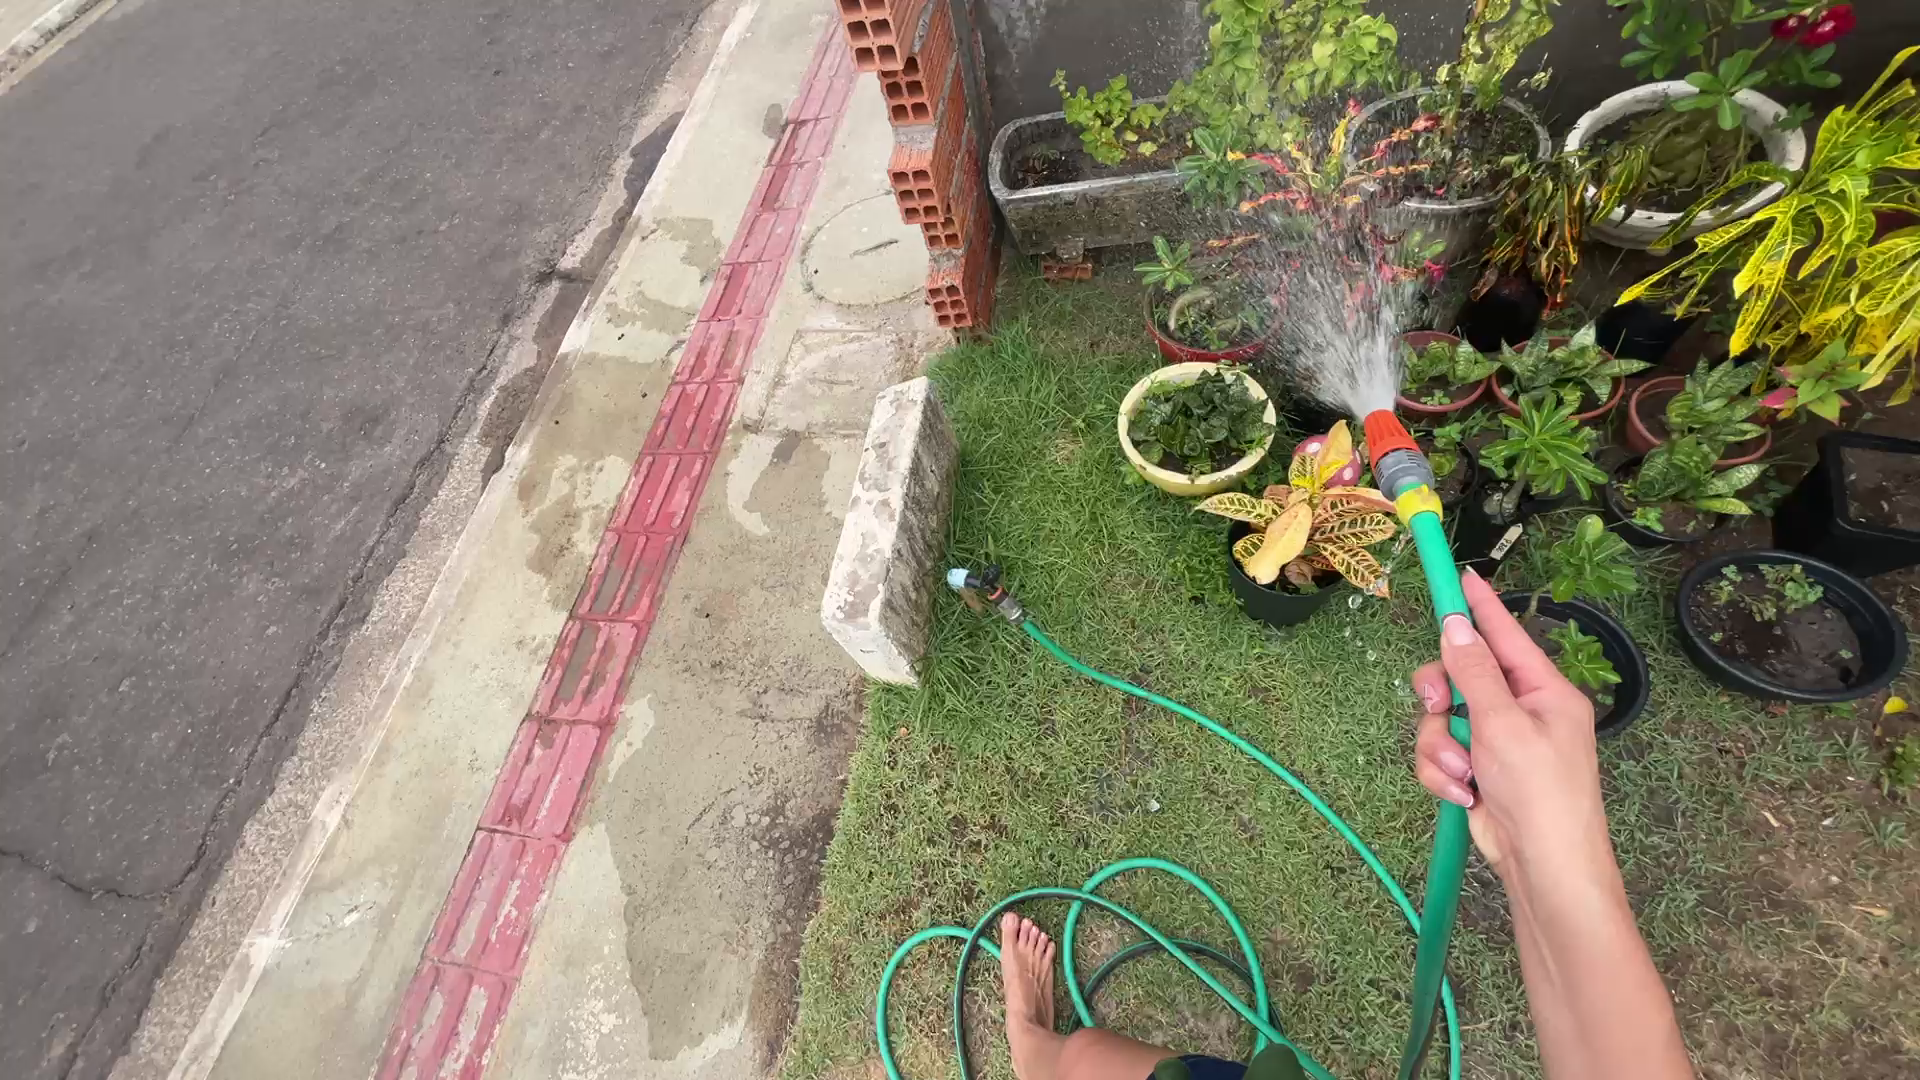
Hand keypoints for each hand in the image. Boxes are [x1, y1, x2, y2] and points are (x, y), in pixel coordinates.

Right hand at [1410, 571, 1613, 885]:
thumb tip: (1454, 626)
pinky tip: (1462, 793)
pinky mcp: (1472, 766)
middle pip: (1455, 676)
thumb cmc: (1539, 790)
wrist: (1542, 866)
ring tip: (1461, 774)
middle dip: (1439, 698)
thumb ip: (1473, 672)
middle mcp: (1516, 709)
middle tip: (1435, 708)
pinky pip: (1436, 750)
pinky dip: (1441, 772)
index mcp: (1543, 691)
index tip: (1459, 575)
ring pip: (1437, 717)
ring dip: (1439, 747)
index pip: (1504, 635)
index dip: (1479, 606)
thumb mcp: (1502, 724)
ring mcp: (1493, 739)